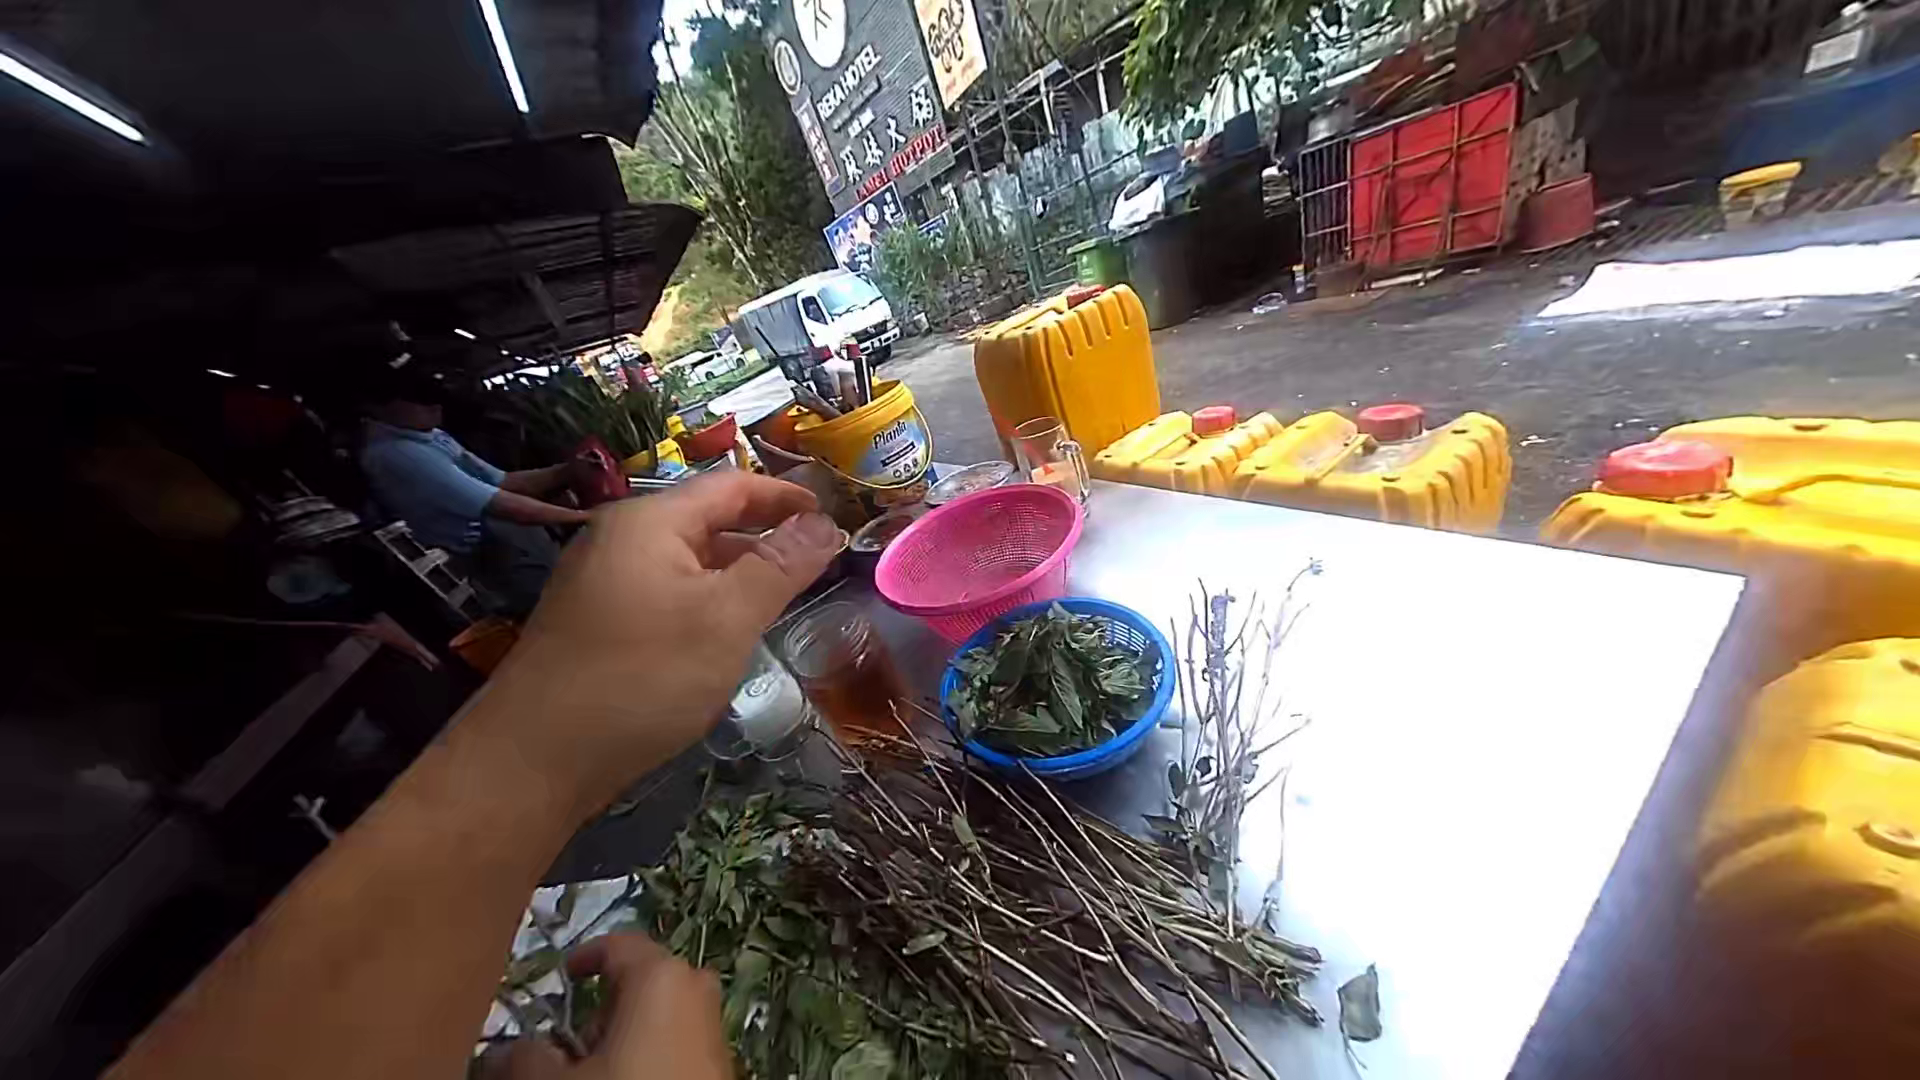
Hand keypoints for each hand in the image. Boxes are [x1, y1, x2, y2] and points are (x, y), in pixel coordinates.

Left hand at [471, 472, 840, 815]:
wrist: (529, 766)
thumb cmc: (642, 677)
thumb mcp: (726, 617)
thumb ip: (781, 565)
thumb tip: (826, 523)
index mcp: (650, 521)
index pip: (733, 486)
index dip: (787, 496)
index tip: (833, 516)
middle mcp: (623, 538)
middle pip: (711, 518)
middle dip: (768, 532)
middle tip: (819, 557)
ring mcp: (606, 580)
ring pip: (691, 558)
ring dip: (742, 566)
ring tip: (786, 590)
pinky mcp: (601, 619)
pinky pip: (671, 589)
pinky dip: (712, 595)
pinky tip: (731, 626)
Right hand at [483, 935, 729, 1079]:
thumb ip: (527, 1060)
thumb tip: (504, 1050)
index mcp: (660, 974)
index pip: (618, 946)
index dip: (585, 958)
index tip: (561, 977)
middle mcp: (693, 982)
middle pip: (640, 980)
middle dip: (602, 1008)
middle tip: (567, 1047)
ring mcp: (711, 1016)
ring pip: (658, 1009)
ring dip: (623, 1033)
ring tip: (593, 1071)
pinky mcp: (718, 1051)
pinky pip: (677, 1033)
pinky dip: (648, 1048)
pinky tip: (629, 1077)